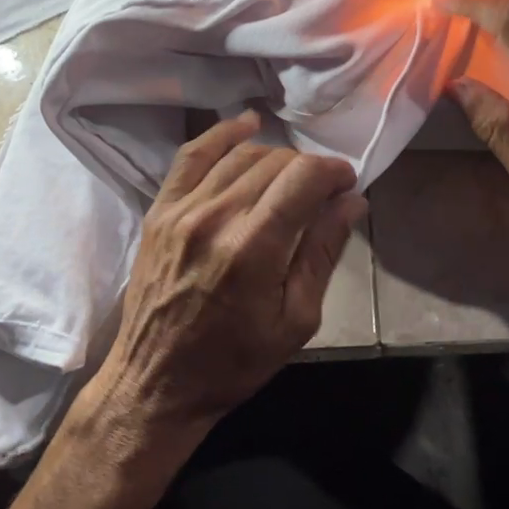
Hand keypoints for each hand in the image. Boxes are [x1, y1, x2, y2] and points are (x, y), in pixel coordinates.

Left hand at [96, 113, 367, 430]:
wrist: (155, 383)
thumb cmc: (234, 362)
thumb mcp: (296, 320)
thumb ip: (323, 252)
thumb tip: (352, 202)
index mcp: (253, 248)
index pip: (303, 179)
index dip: (333, 172)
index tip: (347, 184)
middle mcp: (216, 217)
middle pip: (275, 162)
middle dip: (309, 169)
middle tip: (324, 191)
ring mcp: (182, 210)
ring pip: (239, 155)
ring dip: (275, 157)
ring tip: (291, 177)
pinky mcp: (160, 210)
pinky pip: (191, 155)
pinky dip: (222, 135)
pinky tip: (246, 125)